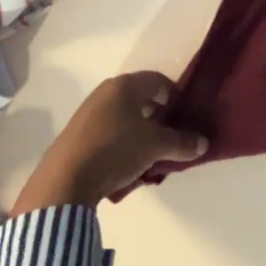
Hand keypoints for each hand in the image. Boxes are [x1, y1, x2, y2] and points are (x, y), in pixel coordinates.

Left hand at [10, 72, 206, 213]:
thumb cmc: (115, 151)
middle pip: (140, 98)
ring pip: (122, 117)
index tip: (183, 118)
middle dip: (157, 116)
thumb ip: (182, 142)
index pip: (159, 81)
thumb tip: (203, 143)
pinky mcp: (73, 136)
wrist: (61, 185)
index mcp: (125, 85)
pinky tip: (123, 165)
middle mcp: (105, 92)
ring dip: (137, 132)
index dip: (175, 97)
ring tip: (147, 155)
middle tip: (167, 137)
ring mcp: (86, 114)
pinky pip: (106, 132)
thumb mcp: (155, 147)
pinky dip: (119, 143)